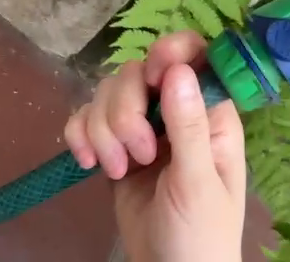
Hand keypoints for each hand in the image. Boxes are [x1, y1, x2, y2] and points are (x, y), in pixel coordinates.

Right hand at [64, 33, 244, 261]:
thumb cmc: (200, 237)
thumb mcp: (198, 185)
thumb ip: (188, 127)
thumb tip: (178, 69)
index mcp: (208, 114)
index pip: (193, 55)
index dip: (169, 52)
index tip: (153, 75)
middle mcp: (173, 110)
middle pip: (136, 72)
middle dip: (125, 110)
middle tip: (138, 153)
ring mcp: (141, 126)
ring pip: (107, 92)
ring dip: (103, 130)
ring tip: (117, 170)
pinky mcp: (112, 143)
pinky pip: (85, 115)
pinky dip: (80, 135)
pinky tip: (87, 163)